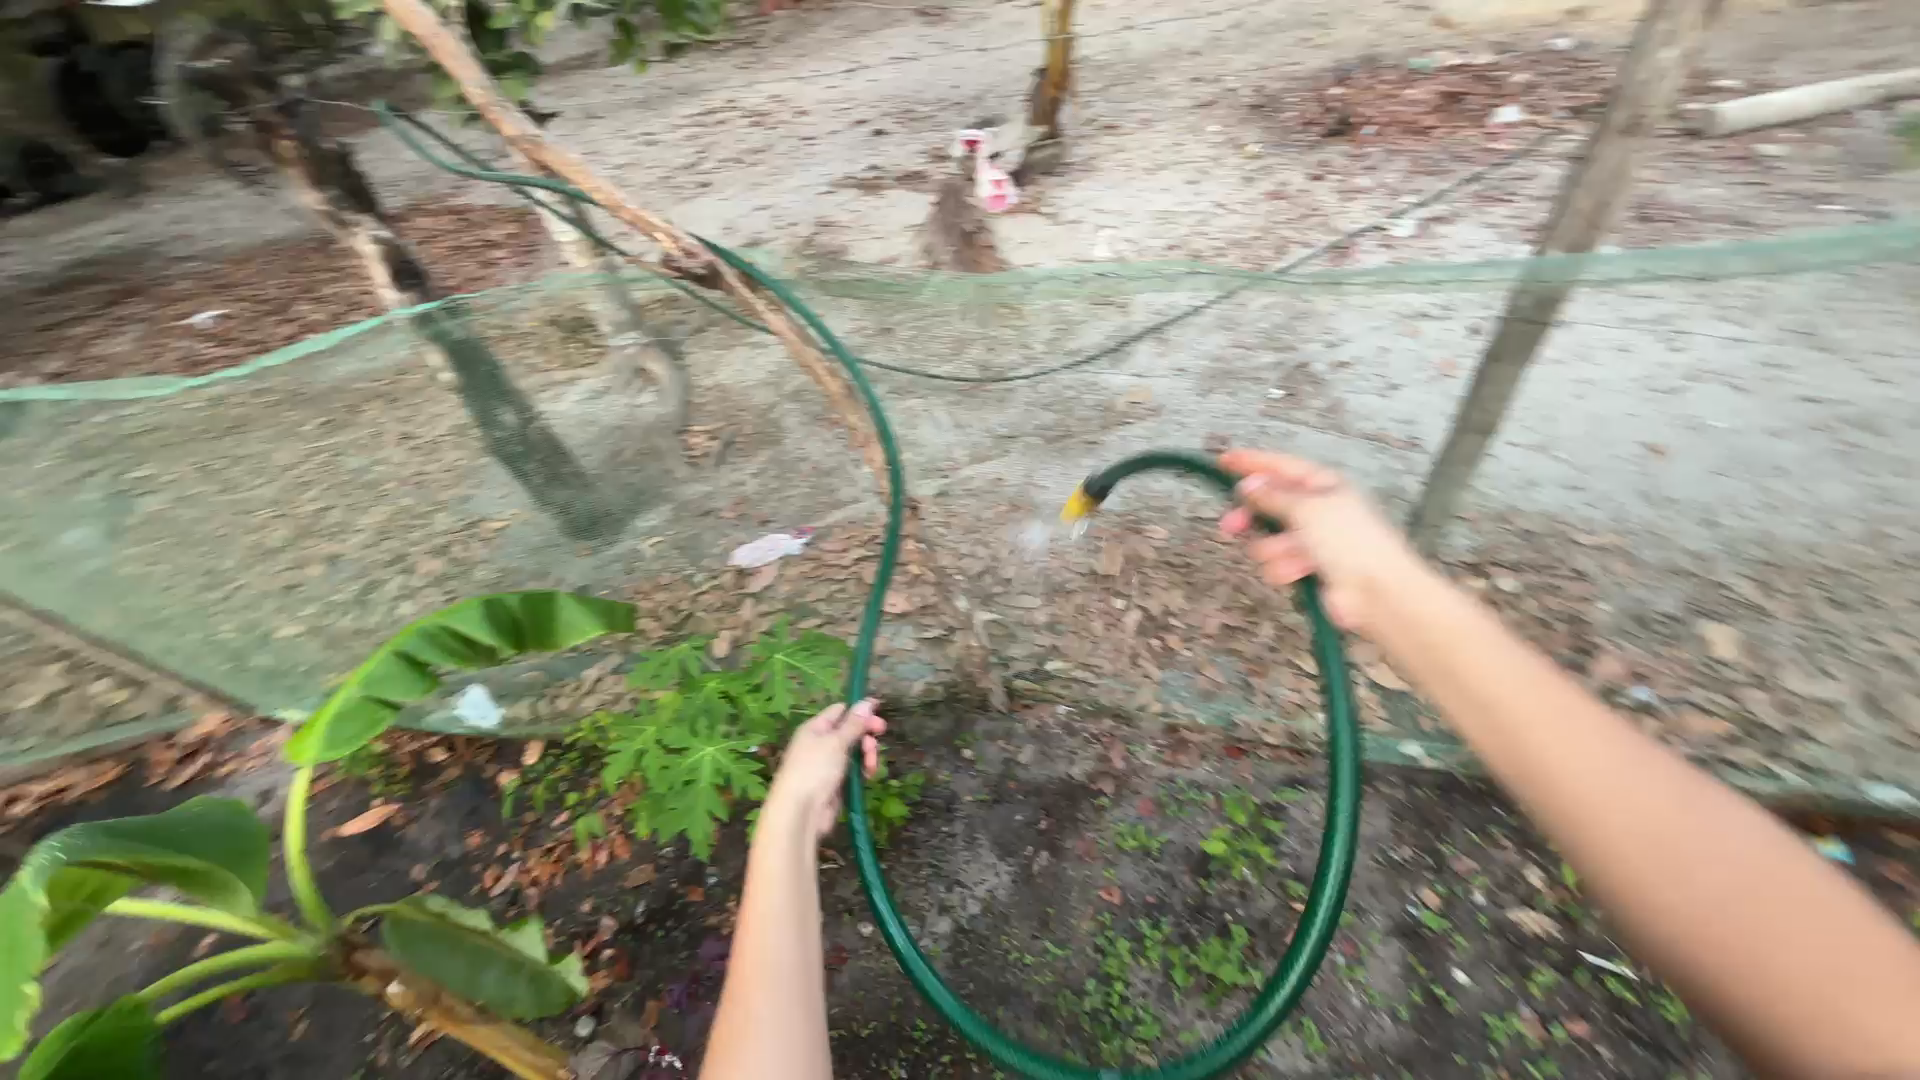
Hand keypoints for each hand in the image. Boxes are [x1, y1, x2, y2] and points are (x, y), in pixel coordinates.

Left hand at [765, 699, 885, 838]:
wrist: (800, 812)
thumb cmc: (814, 770)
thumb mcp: (836, 742)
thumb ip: (854, 723)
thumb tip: (866, 702)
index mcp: (815, 728)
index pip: (840, 711)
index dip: (859, 709)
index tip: (879, 709)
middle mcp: (821, 744)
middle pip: (850, 731)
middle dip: (866, 733)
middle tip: (880, 733)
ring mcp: (829, 764)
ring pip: (855, 751)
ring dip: (867, 753)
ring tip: (870, 764)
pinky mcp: (836, 783)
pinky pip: (854, 770)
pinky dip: (863, 770)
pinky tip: (868, 775)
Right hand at [1217, 449, 1419, 632]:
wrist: (1376, 591)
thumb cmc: (1350, 541)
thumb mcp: (1307, 508)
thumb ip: (1273, 496)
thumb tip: (1249, 484)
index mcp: (1323, 484)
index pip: (1279, 467)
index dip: (1250, 463)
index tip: (1223, 460)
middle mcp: (1316, 508)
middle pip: (1268, 505)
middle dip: (1251, 518)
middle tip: (1230, 526)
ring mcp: (1311, 539)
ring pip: (1268, 539)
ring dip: (1274, 550)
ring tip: (1294, 558)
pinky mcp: (1305, 566)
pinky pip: (1277, 563)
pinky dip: (1284, 568)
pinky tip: (1300, 573)